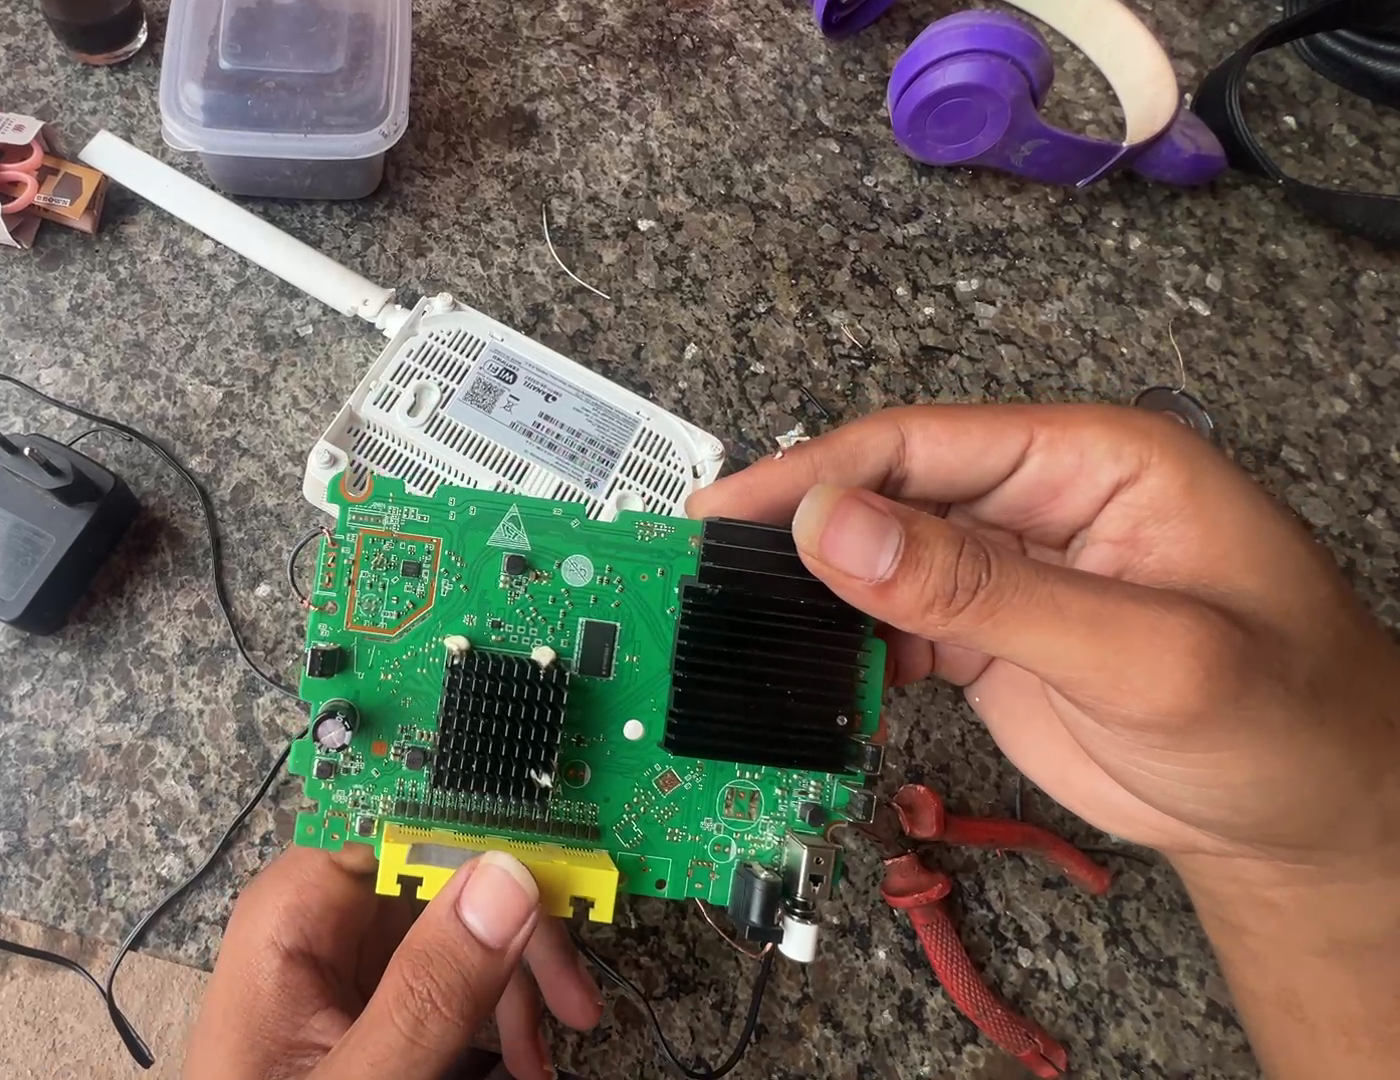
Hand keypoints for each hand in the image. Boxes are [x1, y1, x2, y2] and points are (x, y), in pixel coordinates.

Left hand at [183, 843, 602, 1079]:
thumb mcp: (357, 1078)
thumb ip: (426, 989)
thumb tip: (505, 879)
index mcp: (295, 912)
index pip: (407, 836)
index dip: (487, 853)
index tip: (557, 886)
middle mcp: (321, 917)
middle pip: (444, 883)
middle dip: (514, 939)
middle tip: (569, 1003)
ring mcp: (347, 958)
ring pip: (457, 928)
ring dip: (511, 986)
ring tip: (536, 1055)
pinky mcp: (369, 995)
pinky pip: (445, 973)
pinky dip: (487, 1011)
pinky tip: (508, 1056)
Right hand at [688, 404, 1399, 1077]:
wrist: (1309, 822)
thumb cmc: (1285, 728)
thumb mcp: (1138, 657)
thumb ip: (977, 588)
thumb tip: (829, 529)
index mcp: (1084, 461)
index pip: (913, 444)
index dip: (812, 474)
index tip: (727, 513)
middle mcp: (1028, 498)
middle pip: (877, 490)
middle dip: (791, 523)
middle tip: (705, 555)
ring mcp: (995, 562)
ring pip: (867, 551)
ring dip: (805, 581)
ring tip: (735, 602)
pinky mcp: (972, 621)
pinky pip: (880, 611)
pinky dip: (837, 634)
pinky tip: (808, 656)